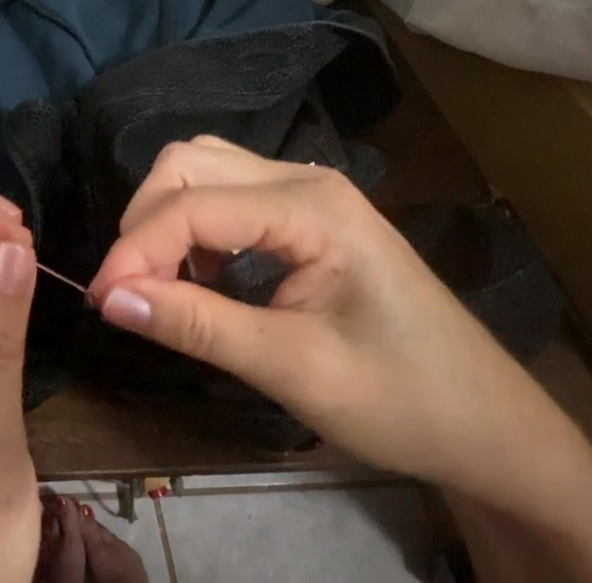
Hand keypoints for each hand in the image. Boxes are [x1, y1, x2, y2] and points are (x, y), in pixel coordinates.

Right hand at [86, 137, 591, 513]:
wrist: (490, 427)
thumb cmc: (402, 401)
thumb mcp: (293, 369)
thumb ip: (197, 325)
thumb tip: (109, 299)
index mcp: (313, 209)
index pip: (192, 206)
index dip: (135, 250)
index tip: (101, 302)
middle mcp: (305, 180)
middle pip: (189, 165)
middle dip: (144, 221)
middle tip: (128, 289)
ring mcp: (307, 192)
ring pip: (202, 169)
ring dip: (164, 216)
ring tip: (157, 280)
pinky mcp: (304, 213)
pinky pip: (224, 193)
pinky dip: (191, 224)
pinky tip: (198, 273)